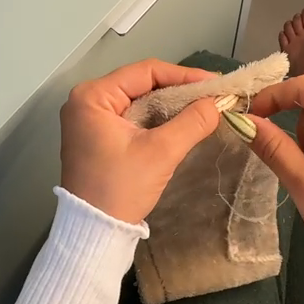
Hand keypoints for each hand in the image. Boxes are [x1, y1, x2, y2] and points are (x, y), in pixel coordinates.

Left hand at [60, 59, 223, 223]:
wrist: (94, 232)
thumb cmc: (121, 188)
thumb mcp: (161, 152)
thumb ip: (192, 122)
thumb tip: (218, 102)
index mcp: (92, 96)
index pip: (145, 71)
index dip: (184, 75)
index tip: (215, 82)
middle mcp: (86, 100)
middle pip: (141, 83)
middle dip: (178, 89)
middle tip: (213, 94)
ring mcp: (89, 118)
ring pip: (138, 99)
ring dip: (169, 104)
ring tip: (204, 106)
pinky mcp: (96, 135)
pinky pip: (131, 116)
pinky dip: (156, 118)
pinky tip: (181, 121)